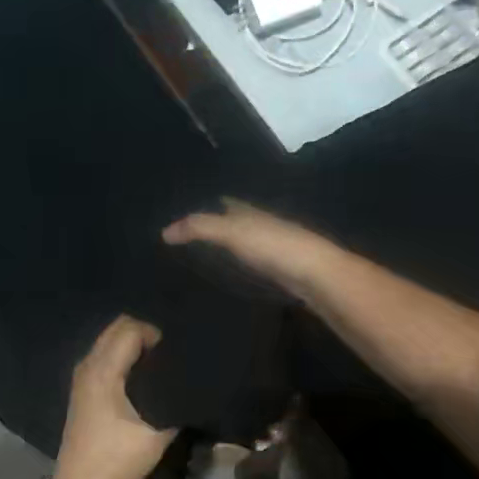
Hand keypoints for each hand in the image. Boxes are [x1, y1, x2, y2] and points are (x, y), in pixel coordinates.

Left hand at [51, 316, 176, 478]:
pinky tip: (140, 379)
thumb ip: (176, 403)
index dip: (155, 335)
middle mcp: (88, 366)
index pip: (130, 329)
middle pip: (117, 328)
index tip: (174, 355)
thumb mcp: (156, 435)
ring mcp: (81, 377)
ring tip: (158, 366)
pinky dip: (122, 356)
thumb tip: (191, 383)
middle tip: (168, 356)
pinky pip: (103, 355)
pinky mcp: (82, 390)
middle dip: (144, 334)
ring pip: (108, 341)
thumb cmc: (116, 462)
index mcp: (103, 371)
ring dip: (133, 345)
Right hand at [161, 198, 335, 294]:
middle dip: (217, 224)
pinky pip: (251, 263)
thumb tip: (164, 232)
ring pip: (244, 243)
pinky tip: (229, 275)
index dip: (207, 204)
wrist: (314, 272)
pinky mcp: (278, 270)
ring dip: (228, 247)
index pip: (225, 203)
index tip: (185, 212)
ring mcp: (272, 248)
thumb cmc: (272, 245)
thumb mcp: (230, 232)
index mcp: (249, 212)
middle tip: (188, 236)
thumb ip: (199, 228)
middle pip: (235, 221)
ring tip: (202, 258)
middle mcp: (261, 225)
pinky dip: (238, 265)